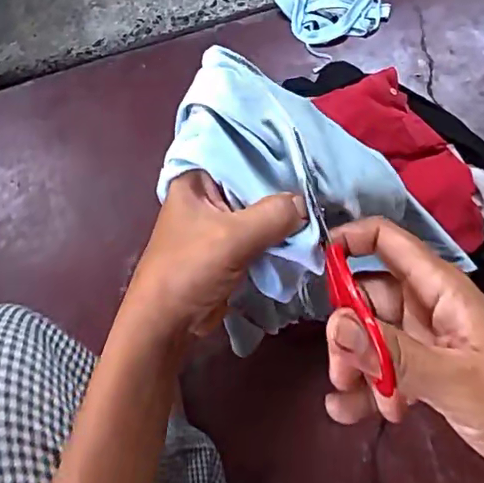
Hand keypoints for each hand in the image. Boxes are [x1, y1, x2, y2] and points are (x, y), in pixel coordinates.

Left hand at [125, 171, 304, 341]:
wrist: (166, 328)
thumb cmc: (189, 271)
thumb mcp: (233, 237)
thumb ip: (273, 215)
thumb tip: (304, 204)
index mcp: (195, 178)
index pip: (240, 154)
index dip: (272, 155)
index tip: (306, 155)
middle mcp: (205, 193)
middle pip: (251, 182)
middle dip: (281, 188)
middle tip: (317, 183)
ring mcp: (216, 221)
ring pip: (257, 209)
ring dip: (281, 215)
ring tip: (315, 207)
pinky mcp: (226, 246)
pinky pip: (257, 232)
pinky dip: (275, 235)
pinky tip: (301, 231)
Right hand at [323, 218, 483, 482]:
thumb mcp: (459, 381)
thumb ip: (395, 353)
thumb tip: (335, 323)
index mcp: (444, 289)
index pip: (389, 241)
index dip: (351, 240)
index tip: (315, 264)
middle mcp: (433, 307)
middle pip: (373, 293)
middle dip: (348, 324)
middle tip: (339, 367)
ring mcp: (434, 342)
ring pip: (378, 335)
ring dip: (358, 362)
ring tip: (349, 401)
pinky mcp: (437, 375)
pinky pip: (392, 369)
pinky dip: (373, 387)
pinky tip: (358, 413)